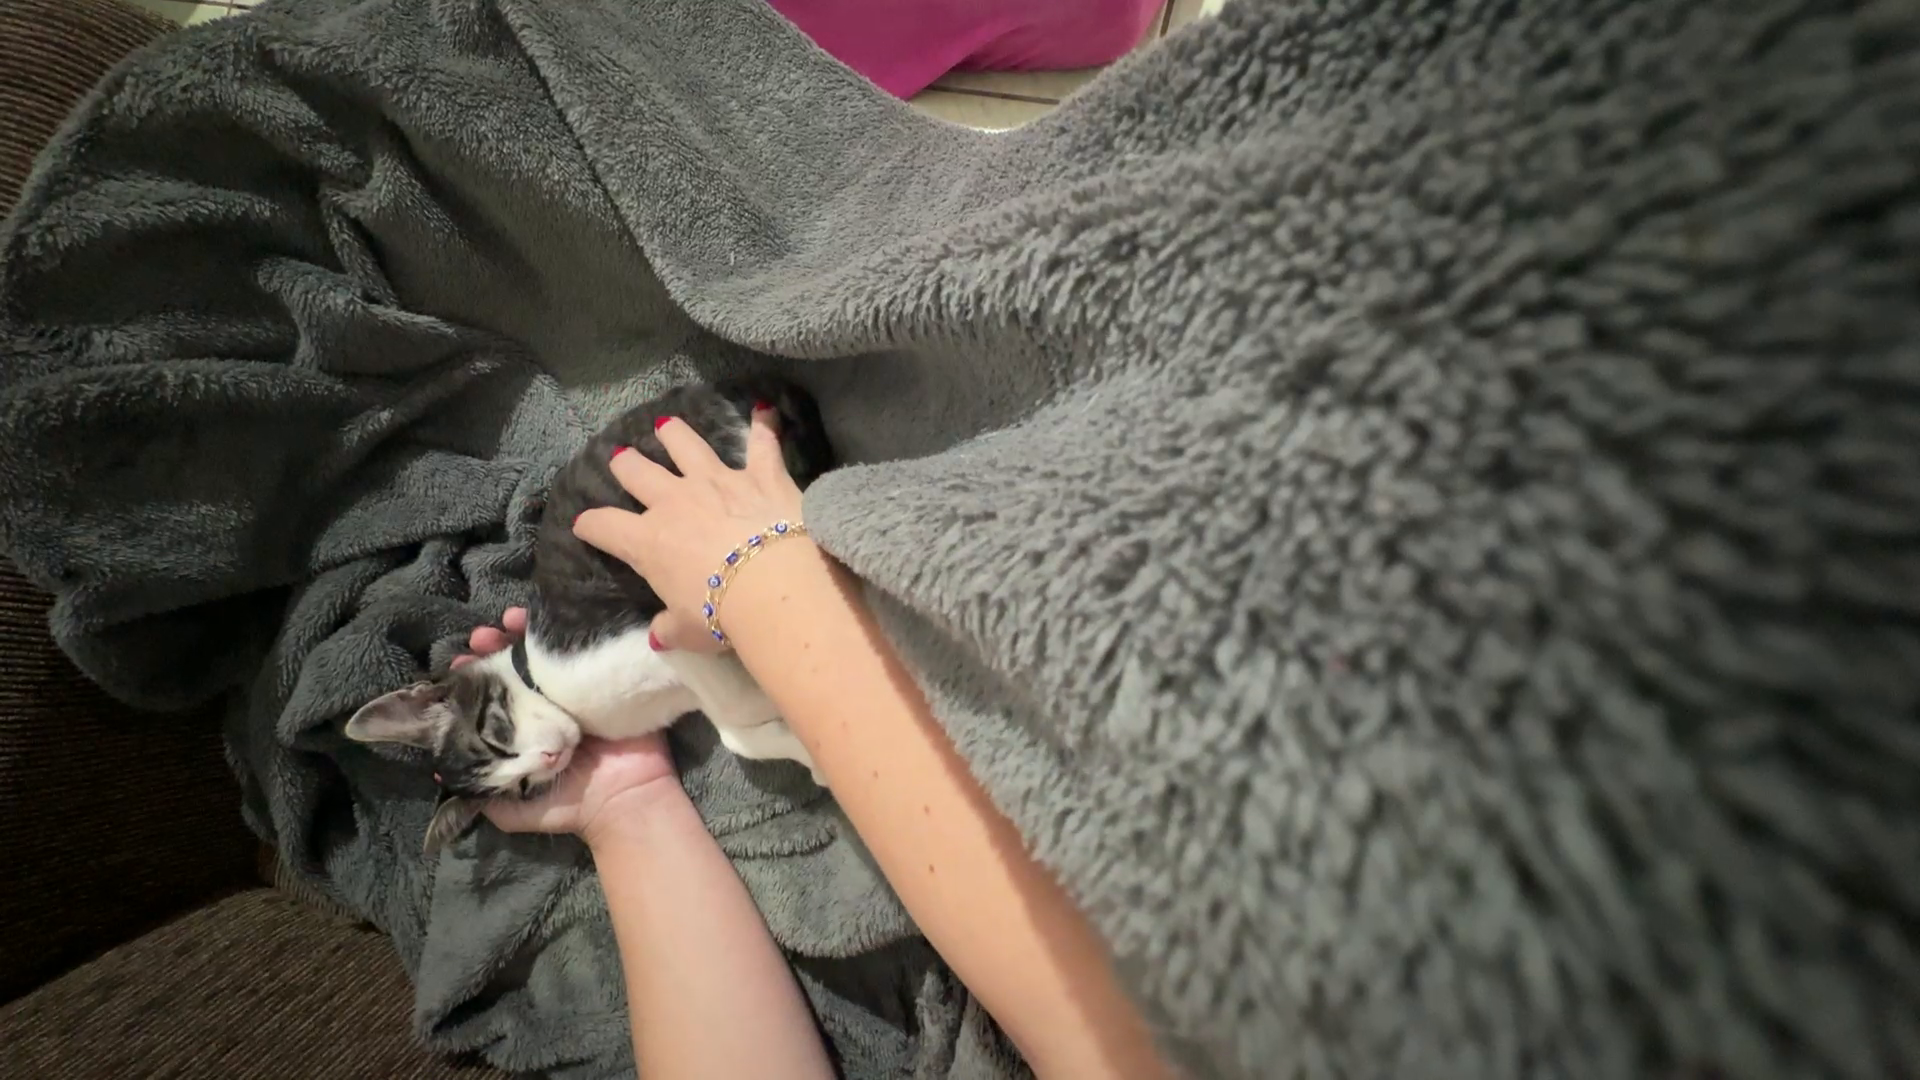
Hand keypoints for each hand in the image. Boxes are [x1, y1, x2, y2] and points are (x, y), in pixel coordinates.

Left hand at [453, 608, 679, 842]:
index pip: (491, 697)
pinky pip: (584, 651)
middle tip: (480, 637)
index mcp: (522, 731)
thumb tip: (436, 769)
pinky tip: (547, 619)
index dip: (473, 678)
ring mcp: (577, 692)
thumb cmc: (569, 805)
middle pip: (515, 669)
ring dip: (524, 635)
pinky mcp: (605, 681)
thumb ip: (480, 788)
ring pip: (546, 655)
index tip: (460, 662)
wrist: (626, 798)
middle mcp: (546, 707)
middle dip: (494, 649)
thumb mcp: (509, 808)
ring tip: (507, 621)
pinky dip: (567, 633)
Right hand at [575, 405, 806, 651]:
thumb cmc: (722, 615)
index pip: (604, 526)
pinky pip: (763, 444)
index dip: (592, 525)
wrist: (774, 586)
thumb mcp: (689, 632)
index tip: (587, 525)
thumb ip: (671, 628)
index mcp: (647, 542)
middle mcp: (675, 501)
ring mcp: (719, 482)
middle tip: (623, 460)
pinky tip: (766, 409)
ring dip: (676, 434)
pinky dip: (765, 426)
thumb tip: (660, 635)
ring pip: (687, 445)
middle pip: (638, 473)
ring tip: (668, 425)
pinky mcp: (762, 475)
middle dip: (627, 465)